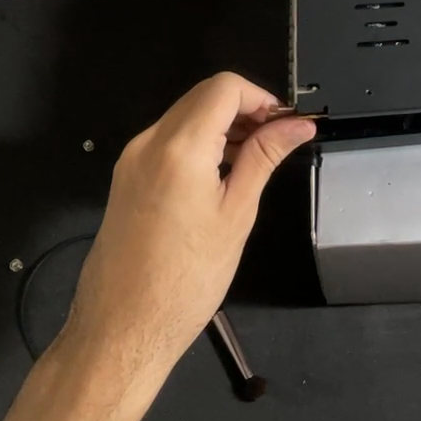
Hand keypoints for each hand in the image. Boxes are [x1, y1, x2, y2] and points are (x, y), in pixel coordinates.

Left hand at [0, 73, 313, 420]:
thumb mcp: (236, 214)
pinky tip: (222, 175)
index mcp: (179, 147)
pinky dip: (201, 143)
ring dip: (224, 125)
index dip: (261, 97)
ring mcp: (132, 159)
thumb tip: (299, 124)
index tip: (285, 124)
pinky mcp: (126, 177)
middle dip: (245, 109)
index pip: (224, 87)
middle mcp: (148, 142)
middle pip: (204, 96)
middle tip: (277, 141)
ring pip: (186, 115)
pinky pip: (169, 139)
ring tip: (254, 161)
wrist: (120, 332)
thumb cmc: (187, 279)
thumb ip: (265, 157)